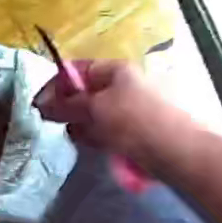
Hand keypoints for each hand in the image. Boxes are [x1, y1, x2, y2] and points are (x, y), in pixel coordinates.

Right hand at [33, 60, 194, 171]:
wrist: (182, 153)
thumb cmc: (137, 122)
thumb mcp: (97, 109)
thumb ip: (68, 105)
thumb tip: (43, 104)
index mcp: (118, 70)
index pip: (80, 69)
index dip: (57, 83)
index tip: (39, 104)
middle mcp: (128, 85)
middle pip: (89, 93)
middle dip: (70, 108)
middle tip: (55, 124)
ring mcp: (136, 110)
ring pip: (99, 116)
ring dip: (85, 126)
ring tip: (78, 139)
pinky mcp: (141, 134)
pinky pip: (113, 132)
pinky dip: (101, 138)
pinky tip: (98, 148)